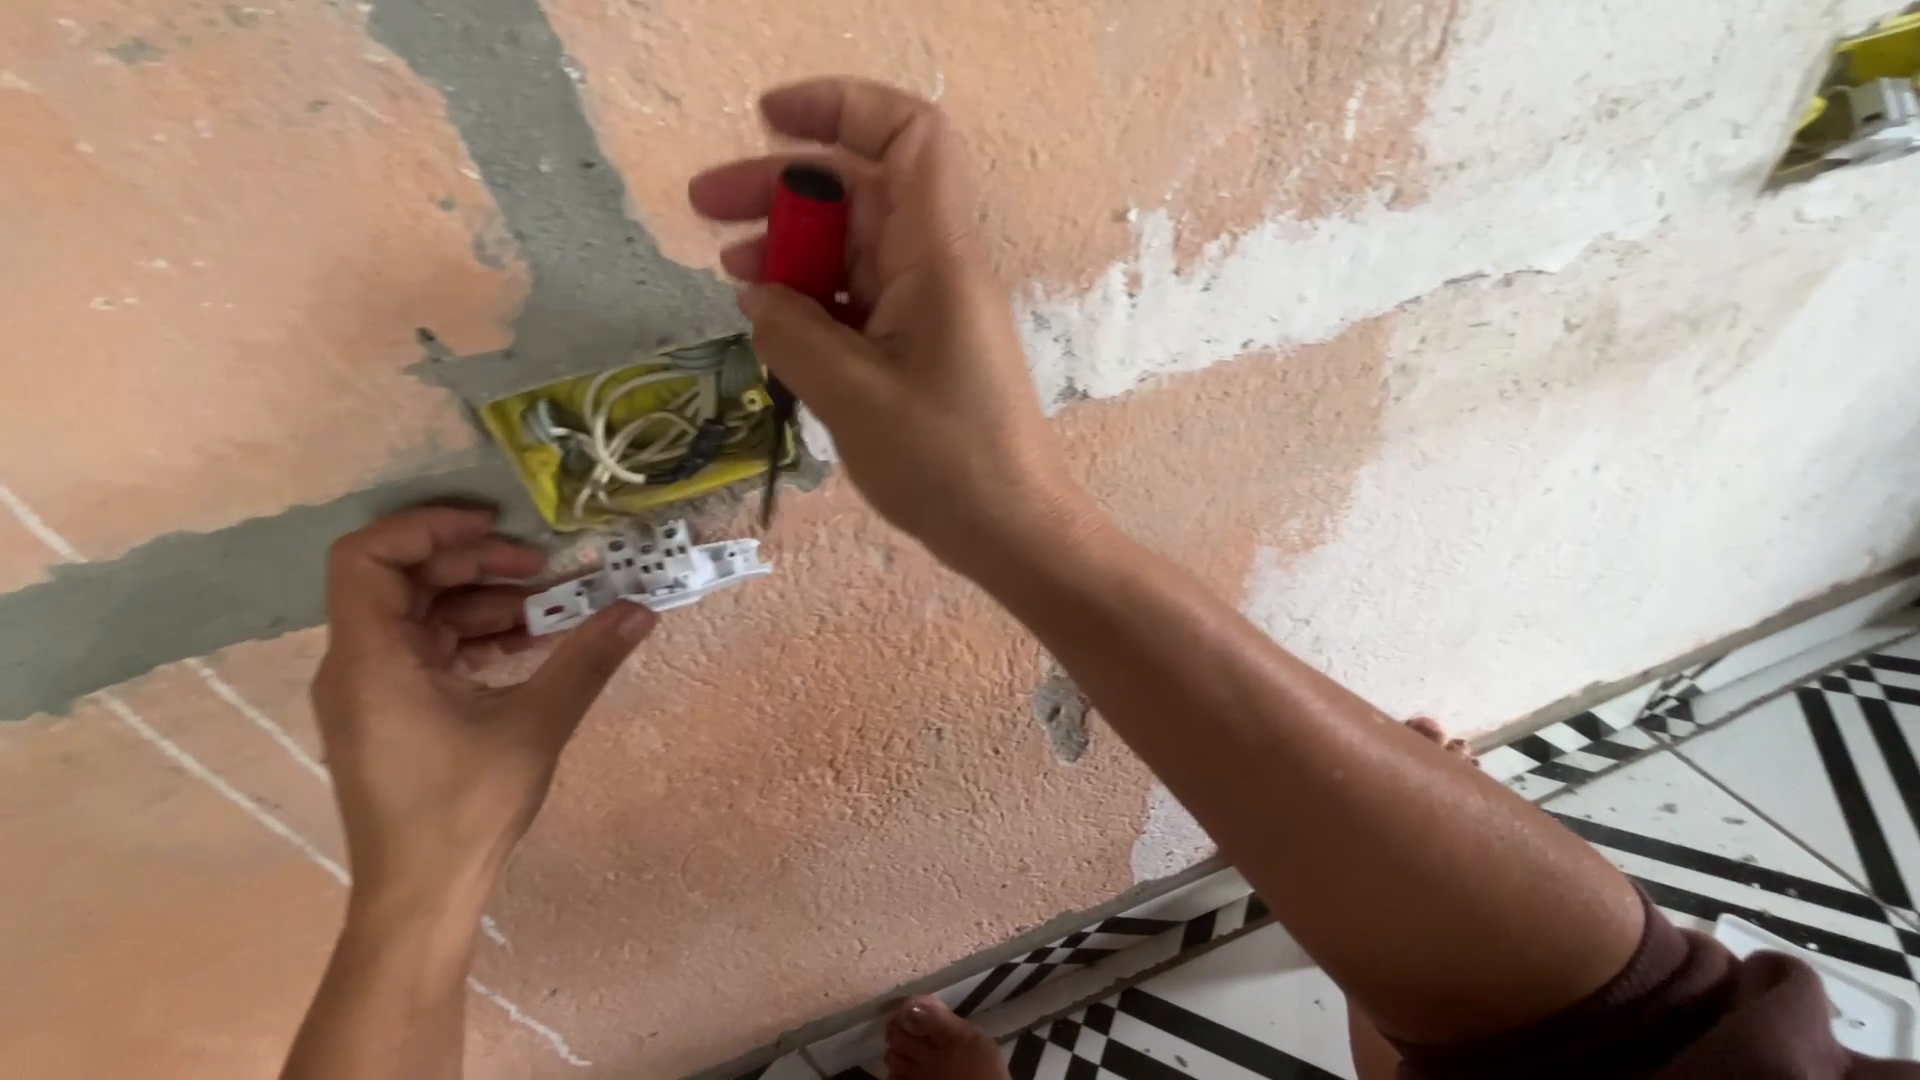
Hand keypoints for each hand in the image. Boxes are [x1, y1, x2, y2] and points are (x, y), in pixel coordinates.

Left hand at [312, 507, 655, 917]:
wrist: (422, 895)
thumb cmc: (465, 808)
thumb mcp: (537, 725)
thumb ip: (588, 659)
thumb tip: (642, 610)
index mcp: (371, 660)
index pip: (366, 558)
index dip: (427, 527)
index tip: (497, 526)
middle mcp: (358, 665)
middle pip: (402, 580)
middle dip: (475, 563)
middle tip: (543, 567)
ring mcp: (374, 689)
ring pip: (421, 615)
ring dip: (485, 601)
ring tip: (551, 608)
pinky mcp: (394, 711)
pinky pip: (431, 649)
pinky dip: (479, 636)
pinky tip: (532, 645)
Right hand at [688, 78, 1097, 569]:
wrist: (1011, 530)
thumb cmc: (945, 464)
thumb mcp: (851, 396)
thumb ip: (793, 332)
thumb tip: (759, 295)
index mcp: (935, 259)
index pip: (907, 138)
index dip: (841, 107)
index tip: (768, 122)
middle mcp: (937, 270)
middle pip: (861, 191)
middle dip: (782, 189)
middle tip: (706, 211)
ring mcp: (932, 311)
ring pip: (856, 249)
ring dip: (793, 250)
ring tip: (732, 275)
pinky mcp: (924, 350)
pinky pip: (864, 301)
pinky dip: (817, 302)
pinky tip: (775, 325)